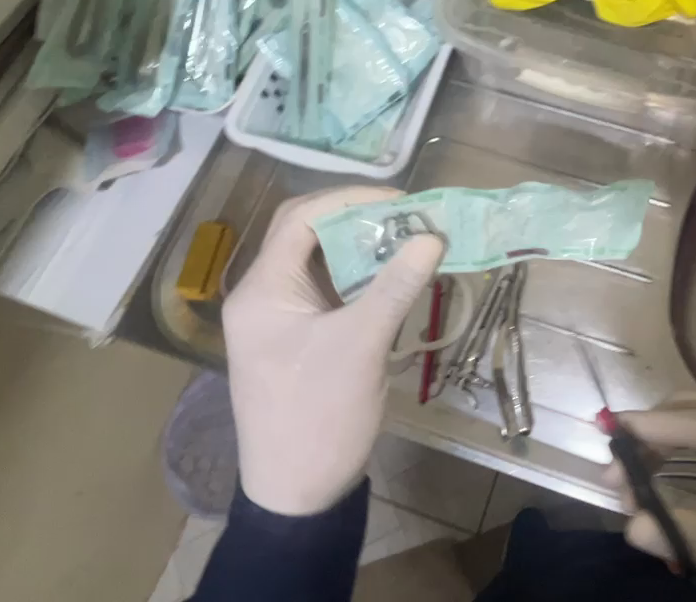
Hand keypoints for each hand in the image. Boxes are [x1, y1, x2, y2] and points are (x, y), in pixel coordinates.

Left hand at [222, 187, 444, 515]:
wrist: (298, 496)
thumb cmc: (320, 417)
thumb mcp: (361, 346)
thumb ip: (395, 286)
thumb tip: (433, 236)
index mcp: (262, 290)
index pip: (300, 218)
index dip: (350, 199)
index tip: (401, 201)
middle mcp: (264, 294)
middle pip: (308, 233)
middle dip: (358, 218)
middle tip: (408, 216)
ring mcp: (281, 315)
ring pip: (321, 259)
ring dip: (363, 246)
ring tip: (409, 238)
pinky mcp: (301, 334)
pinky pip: (330, 288)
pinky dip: (362, 275)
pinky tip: (395, 275)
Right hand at [604, 394, 695, 601]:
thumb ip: (680, 532)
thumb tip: (627, 525)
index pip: (682, 419)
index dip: (638, 430)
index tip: (602, 437)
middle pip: (688, 411)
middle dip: (649, 439)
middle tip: (618, 477)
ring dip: (666, 448)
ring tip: (637, 485)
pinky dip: (689, 458)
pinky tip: (670, 484)